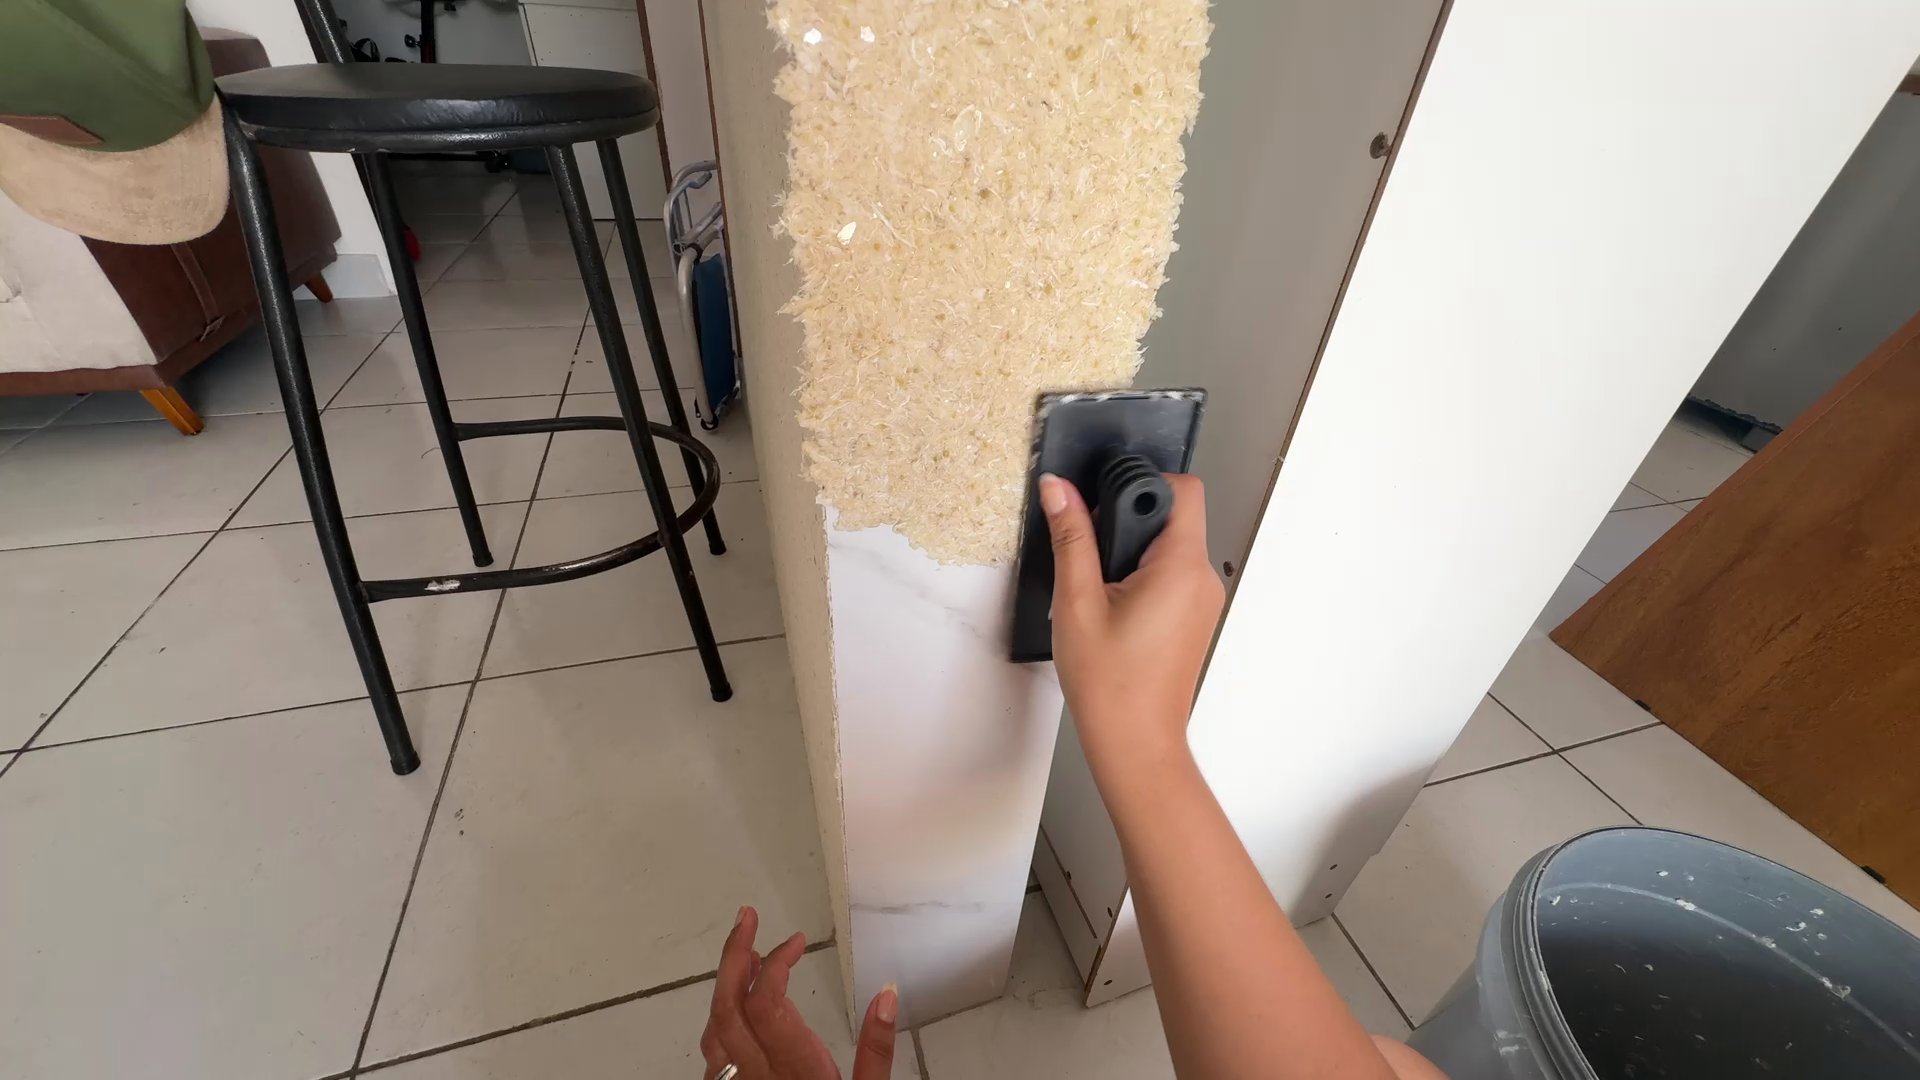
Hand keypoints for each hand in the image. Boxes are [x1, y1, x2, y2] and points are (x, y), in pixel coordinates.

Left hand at [700, 906, 897, 1079]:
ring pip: (712, 1034)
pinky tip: (734, 1010)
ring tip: (743, 951)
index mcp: (794, 1072)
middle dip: (733, 956)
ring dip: (724, 985)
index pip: (767, 1004)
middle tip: (747, 916)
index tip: (798, 940)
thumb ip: (877, 1050)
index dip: (775, 962)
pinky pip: (711, 1061)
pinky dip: (720, 1022)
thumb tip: (886, 992)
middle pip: (727, 1010)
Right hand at [1039, 472, 1224, 777]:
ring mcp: (1202, 599)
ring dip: (1131, 549)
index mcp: (1181, 567)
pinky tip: (1111, 604)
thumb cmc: (1109, 682)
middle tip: (1092, 553)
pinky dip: (1140, 572)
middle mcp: (1203, 578)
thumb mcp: (1077, 601)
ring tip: (1097, 586)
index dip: (1141, 483)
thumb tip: (1058, 488)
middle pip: (1175, 514)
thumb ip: (1071, 537)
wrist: (1134, 742)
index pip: (1182, 489)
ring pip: (1170, 544)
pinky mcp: (1192, 616)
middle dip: (1129, 519)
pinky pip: (1171, 572)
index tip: (1103, 504)